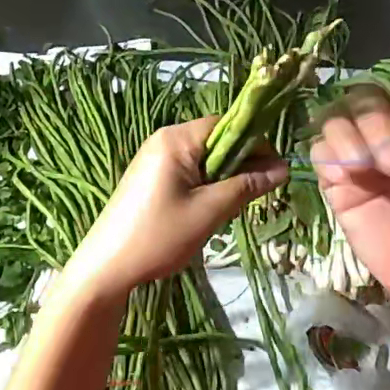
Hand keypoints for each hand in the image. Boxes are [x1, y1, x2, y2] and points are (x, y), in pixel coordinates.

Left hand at [61, 117, 287, 299]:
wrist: (107, 265)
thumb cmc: (159, 235)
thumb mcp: (210, 211)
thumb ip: (247, 186)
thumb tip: (282, 169)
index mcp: (175, 139)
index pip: (227, 124)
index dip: (255, 144)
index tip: (275, 173)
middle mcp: (163, 139)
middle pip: (215, 140)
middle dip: (239, 165)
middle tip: (252, 198)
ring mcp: (153, 157)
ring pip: (203, 158)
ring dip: (222, 179)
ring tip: (226, 210)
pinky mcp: (149, 176)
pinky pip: (187, 170)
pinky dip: (204, 186)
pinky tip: (205, 212)